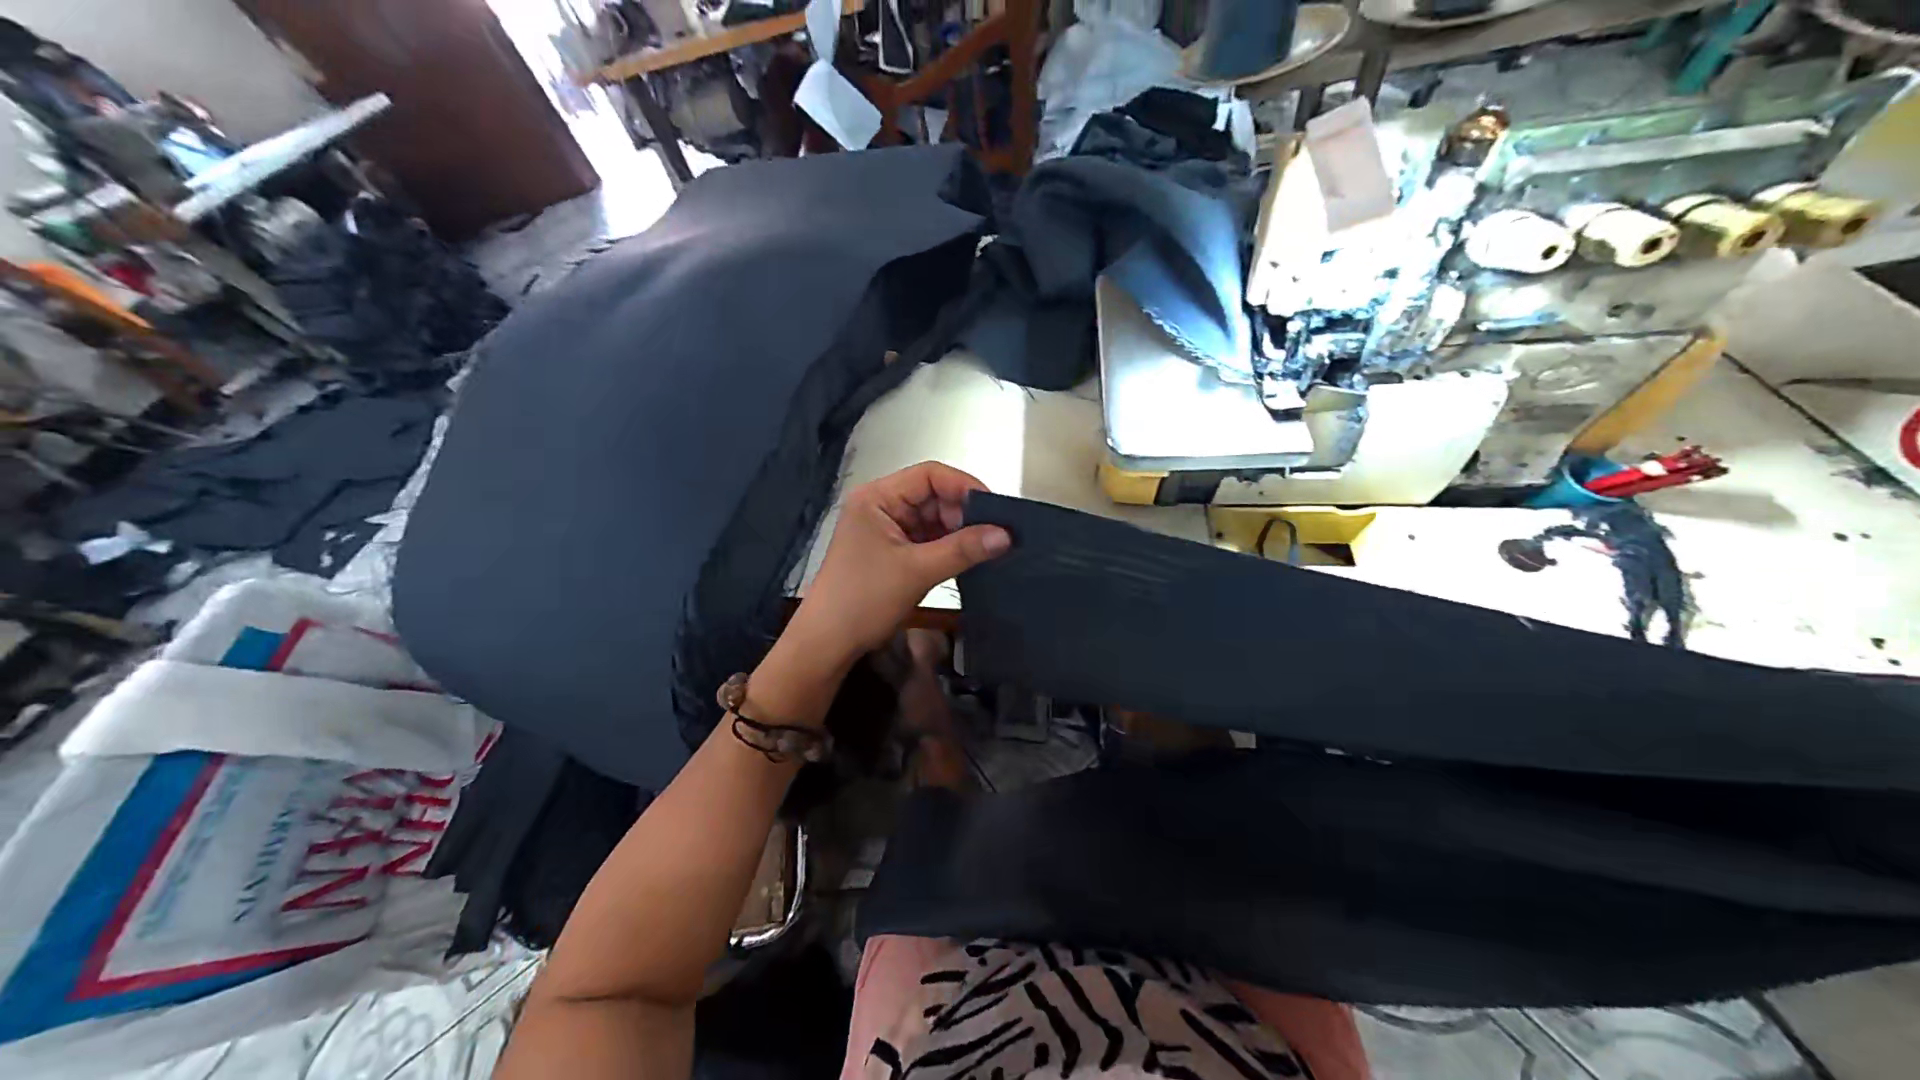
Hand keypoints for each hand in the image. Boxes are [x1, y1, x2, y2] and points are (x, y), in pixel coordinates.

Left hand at [789, 462, 1010, 666]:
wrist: (828, 642)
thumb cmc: (863, 600)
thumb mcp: (916, 571)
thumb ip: (963, 549)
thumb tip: (1007, 535)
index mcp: (877, 497)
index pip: (930, 475)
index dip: (965, 487)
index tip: (996, 510)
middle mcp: (882, 506)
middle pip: (934, 495)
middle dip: (965, 513)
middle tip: (996, 534)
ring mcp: (887, 529)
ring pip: (935, 519)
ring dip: (960, 532)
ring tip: (990, 547)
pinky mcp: (894, 551)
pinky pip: (929, 539)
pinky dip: (950, 547)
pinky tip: (972, 558)